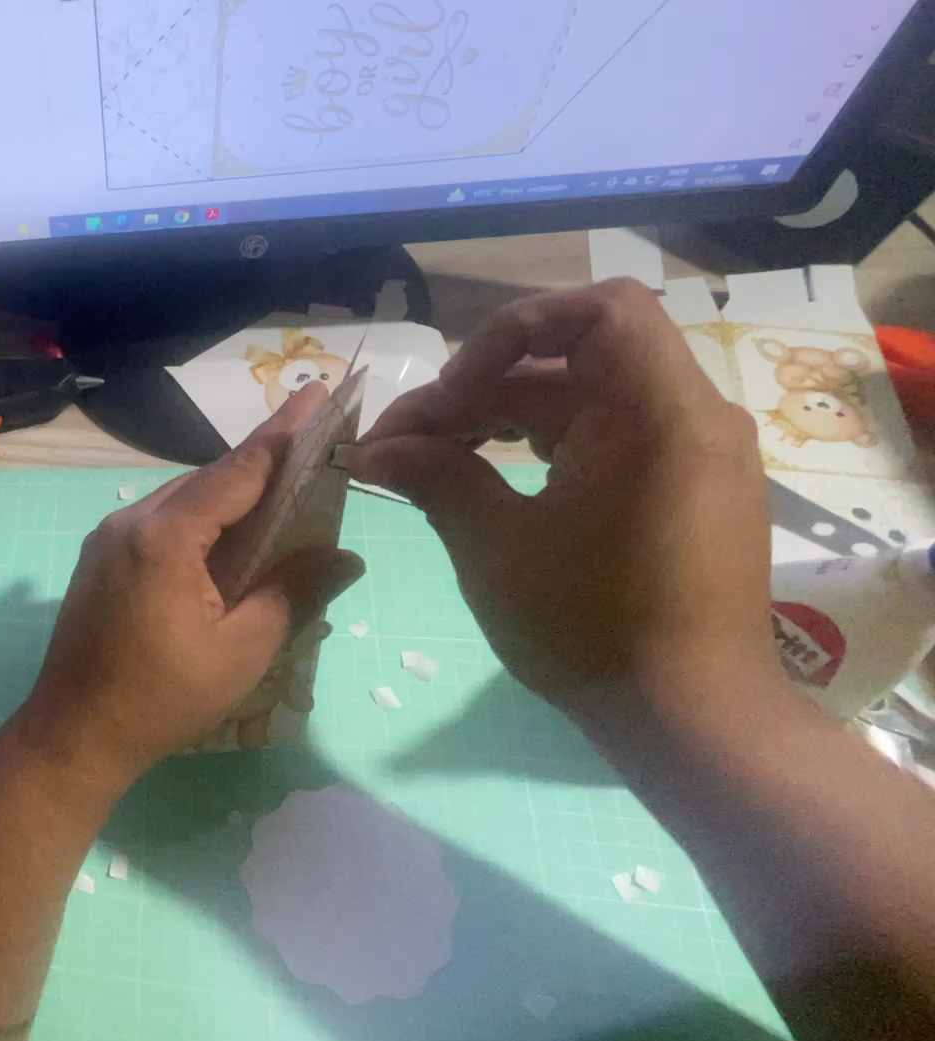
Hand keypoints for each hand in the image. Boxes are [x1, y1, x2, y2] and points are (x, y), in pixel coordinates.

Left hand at [16, 385, 364, 793]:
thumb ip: (293, 592)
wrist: (74, 731)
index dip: (283, 433)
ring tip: (281, 491)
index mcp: (164, 536)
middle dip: (261, 462)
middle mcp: (129, 522)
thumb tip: (344, 556)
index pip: (237, 470)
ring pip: (180, 501)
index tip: (317, 393)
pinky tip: (226, 537)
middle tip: (313, 444)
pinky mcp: (98, 559)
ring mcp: (106, 539)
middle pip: (207, 481)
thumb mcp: (243, 650)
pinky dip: (198, 522)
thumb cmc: (162, 698)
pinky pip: (159, 524)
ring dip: (229, 496)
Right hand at [349, 279, 781, 723]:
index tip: (450, 396)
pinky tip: (475, 474)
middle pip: (564, 361)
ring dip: (491, 418)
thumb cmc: (585, 623)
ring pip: (571, 399)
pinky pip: (593, 436)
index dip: (509, 334)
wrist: (683, 713)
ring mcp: (680, 452)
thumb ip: (433, 476)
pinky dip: (528, 444)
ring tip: (420, 460)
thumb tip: (371, 448)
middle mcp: (681, 417)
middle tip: (396, 444)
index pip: (596, 312)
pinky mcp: (669, 486)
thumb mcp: (493, 544)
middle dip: (472, 391)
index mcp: (654, 417)